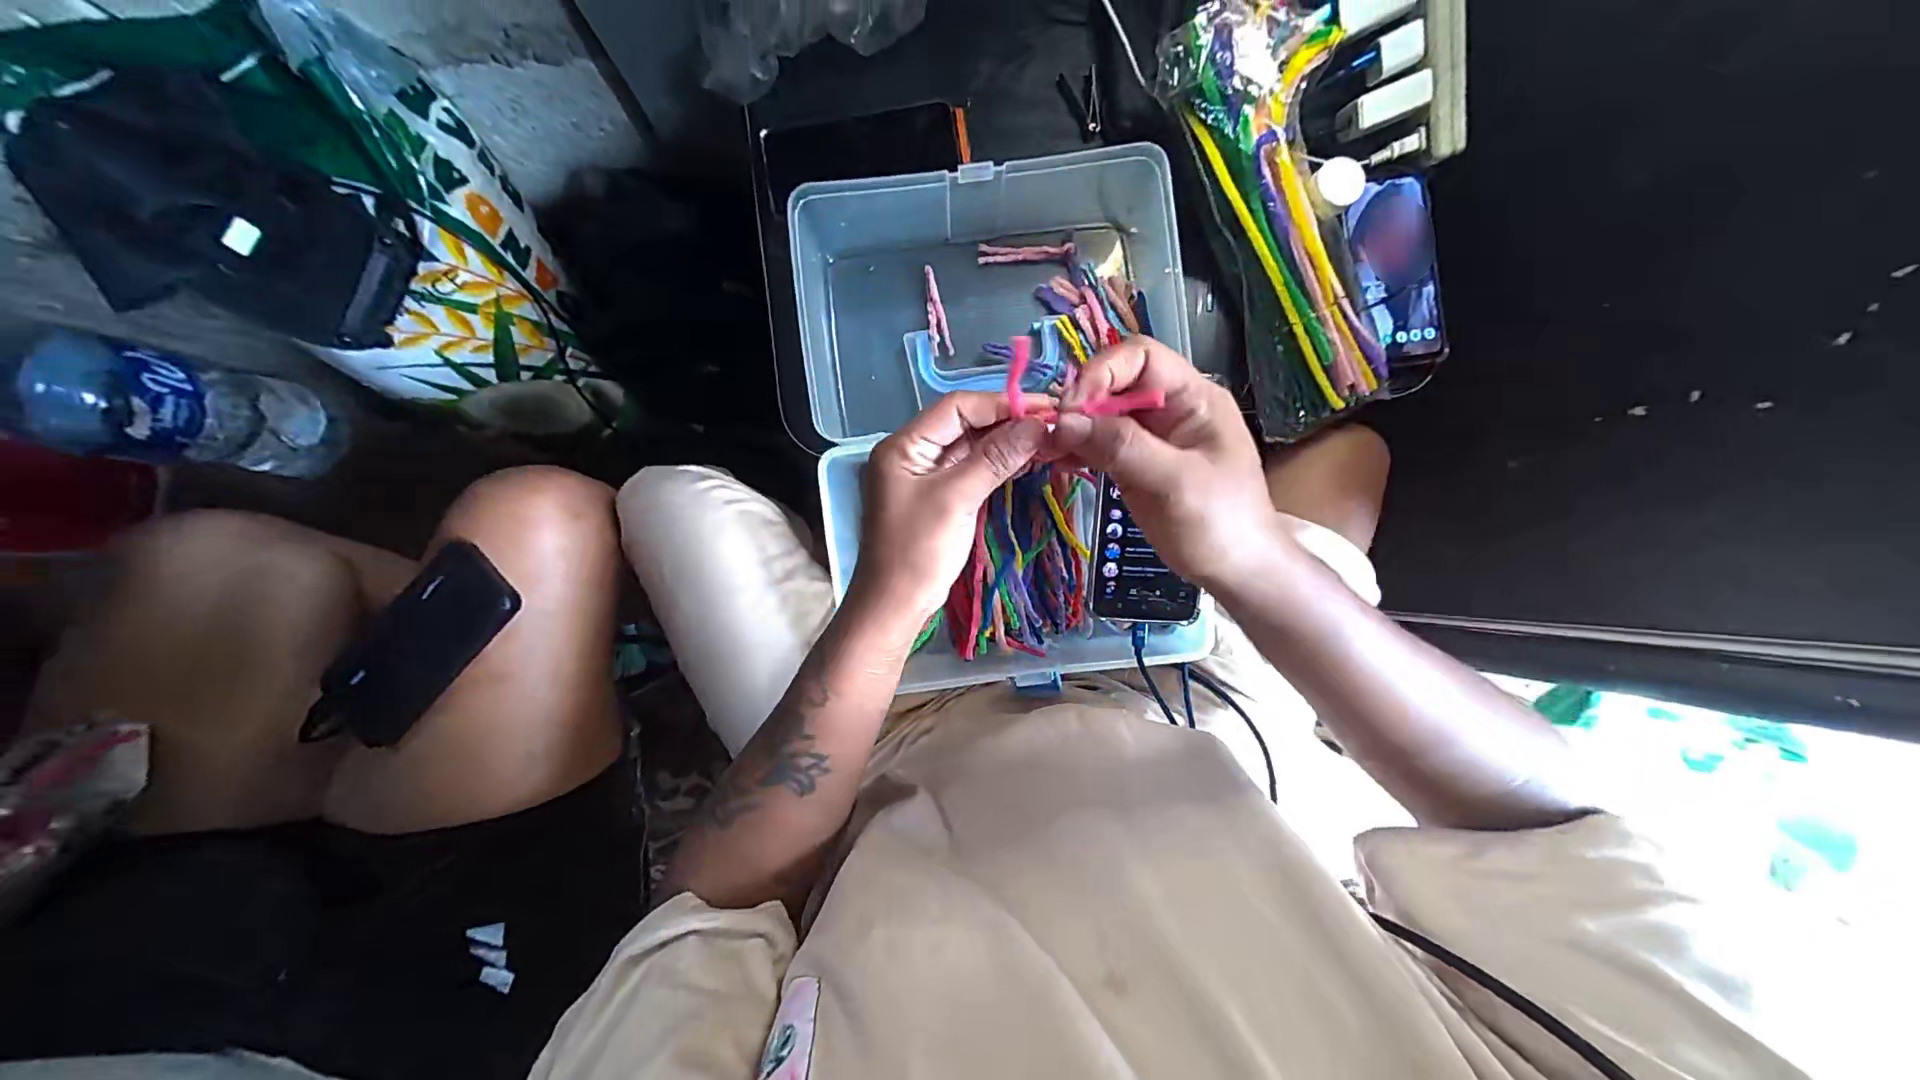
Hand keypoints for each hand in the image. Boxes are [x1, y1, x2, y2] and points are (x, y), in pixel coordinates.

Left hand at [852, 391, 1049, 635]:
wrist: (895, 607)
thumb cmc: (917, 552)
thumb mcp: (956, 499)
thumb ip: (995, 458)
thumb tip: (1038, 425)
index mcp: (904, 444)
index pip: (958, 407)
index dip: (1003, 404)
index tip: (1046, 407)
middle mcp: (913, 453)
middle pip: (966, 424)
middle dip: (1010, 423)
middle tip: (1056, 424)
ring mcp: (926, 476)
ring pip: (972, 448)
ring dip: (1009, 444)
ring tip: (1051, 441)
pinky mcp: (940, 498)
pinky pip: (972, 471)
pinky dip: (1000, 466)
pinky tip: (1029, 462)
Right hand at [1049, 337, 1283, 587]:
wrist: (1235, 571)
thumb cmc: (1219, 523)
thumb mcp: (1176, 482)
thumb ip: (1122, 447)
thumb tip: (1065, 422)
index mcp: (1193, 397)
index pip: (1140, 358)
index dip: (1101, 373)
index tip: (1072, 409)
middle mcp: (1168, 409)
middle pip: (1112, 385)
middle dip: (1078, 404)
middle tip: (1049, 435)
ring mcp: (1148, 438)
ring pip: (1098, 416)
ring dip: (1069, 428)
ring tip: (1043, 449)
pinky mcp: (1132, 464)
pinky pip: (1096, 445)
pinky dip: (1073, 450)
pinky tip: (1052, 461)